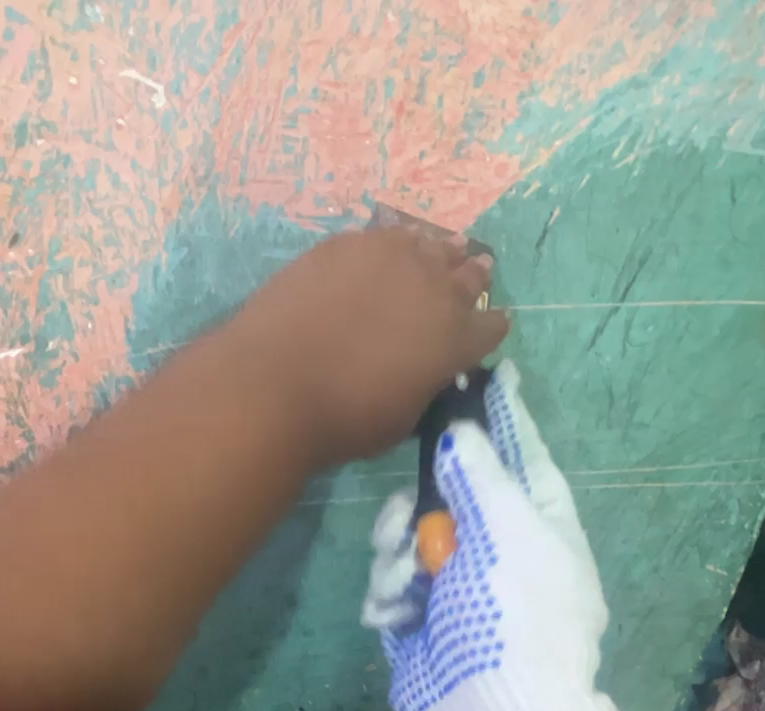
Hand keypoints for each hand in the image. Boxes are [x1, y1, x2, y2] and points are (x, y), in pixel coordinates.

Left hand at [229, 226, 507, 463]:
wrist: (274, 385)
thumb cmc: (343, 420)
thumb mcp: (402, 419)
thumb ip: (422, 384)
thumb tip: (420, 368)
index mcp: (455, 338)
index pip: (490, 327)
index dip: (488, 330)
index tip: (484, 331)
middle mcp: (433, 288)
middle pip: (467, 275)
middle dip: (470, 280)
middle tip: (471, 277)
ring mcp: (389, 257)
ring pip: (428, 245)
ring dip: (436, 254)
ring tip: (437, 254)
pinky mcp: (345, 244)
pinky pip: (382, 237)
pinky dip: (390, 245)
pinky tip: (383, 252)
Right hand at [361, 362, 645, 710]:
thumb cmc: (514, 612)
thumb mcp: (507, 531)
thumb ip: (479, 472)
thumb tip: (460, 430)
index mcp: (538, 521)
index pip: (520, 452)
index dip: (503, 414)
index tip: (491, 372)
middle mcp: (498, 545)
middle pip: (444, 492)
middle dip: (416, 508)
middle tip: (409, 523)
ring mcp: (456, 582)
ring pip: (406, 536)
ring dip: (397, 557)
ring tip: (406, 585)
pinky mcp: (421, 614)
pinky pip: (391, 581)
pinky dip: (390, 596)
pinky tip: (397, 614)